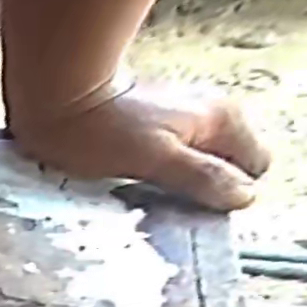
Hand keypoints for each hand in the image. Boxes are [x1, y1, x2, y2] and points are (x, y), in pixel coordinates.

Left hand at [9, 82, 271, 210]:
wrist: (54, 99)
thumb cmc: (99, 131)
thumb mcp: (153, 159)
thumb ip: (200, 176)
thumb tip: (245, 198)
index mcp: (224, 120)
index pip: (253, 166)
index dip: (225, 192)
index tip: (185, 207)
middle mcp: (209, 114)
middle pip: (220, 164)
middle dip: (195, 188)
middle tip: (154, 203)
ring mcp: (177, 117)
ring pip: (188, 161)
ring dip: (166, 181)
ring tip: (131, 191)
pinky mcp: (144, 123)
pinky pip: (159, 154)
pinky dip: (145, 170)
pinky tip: (117, 178)